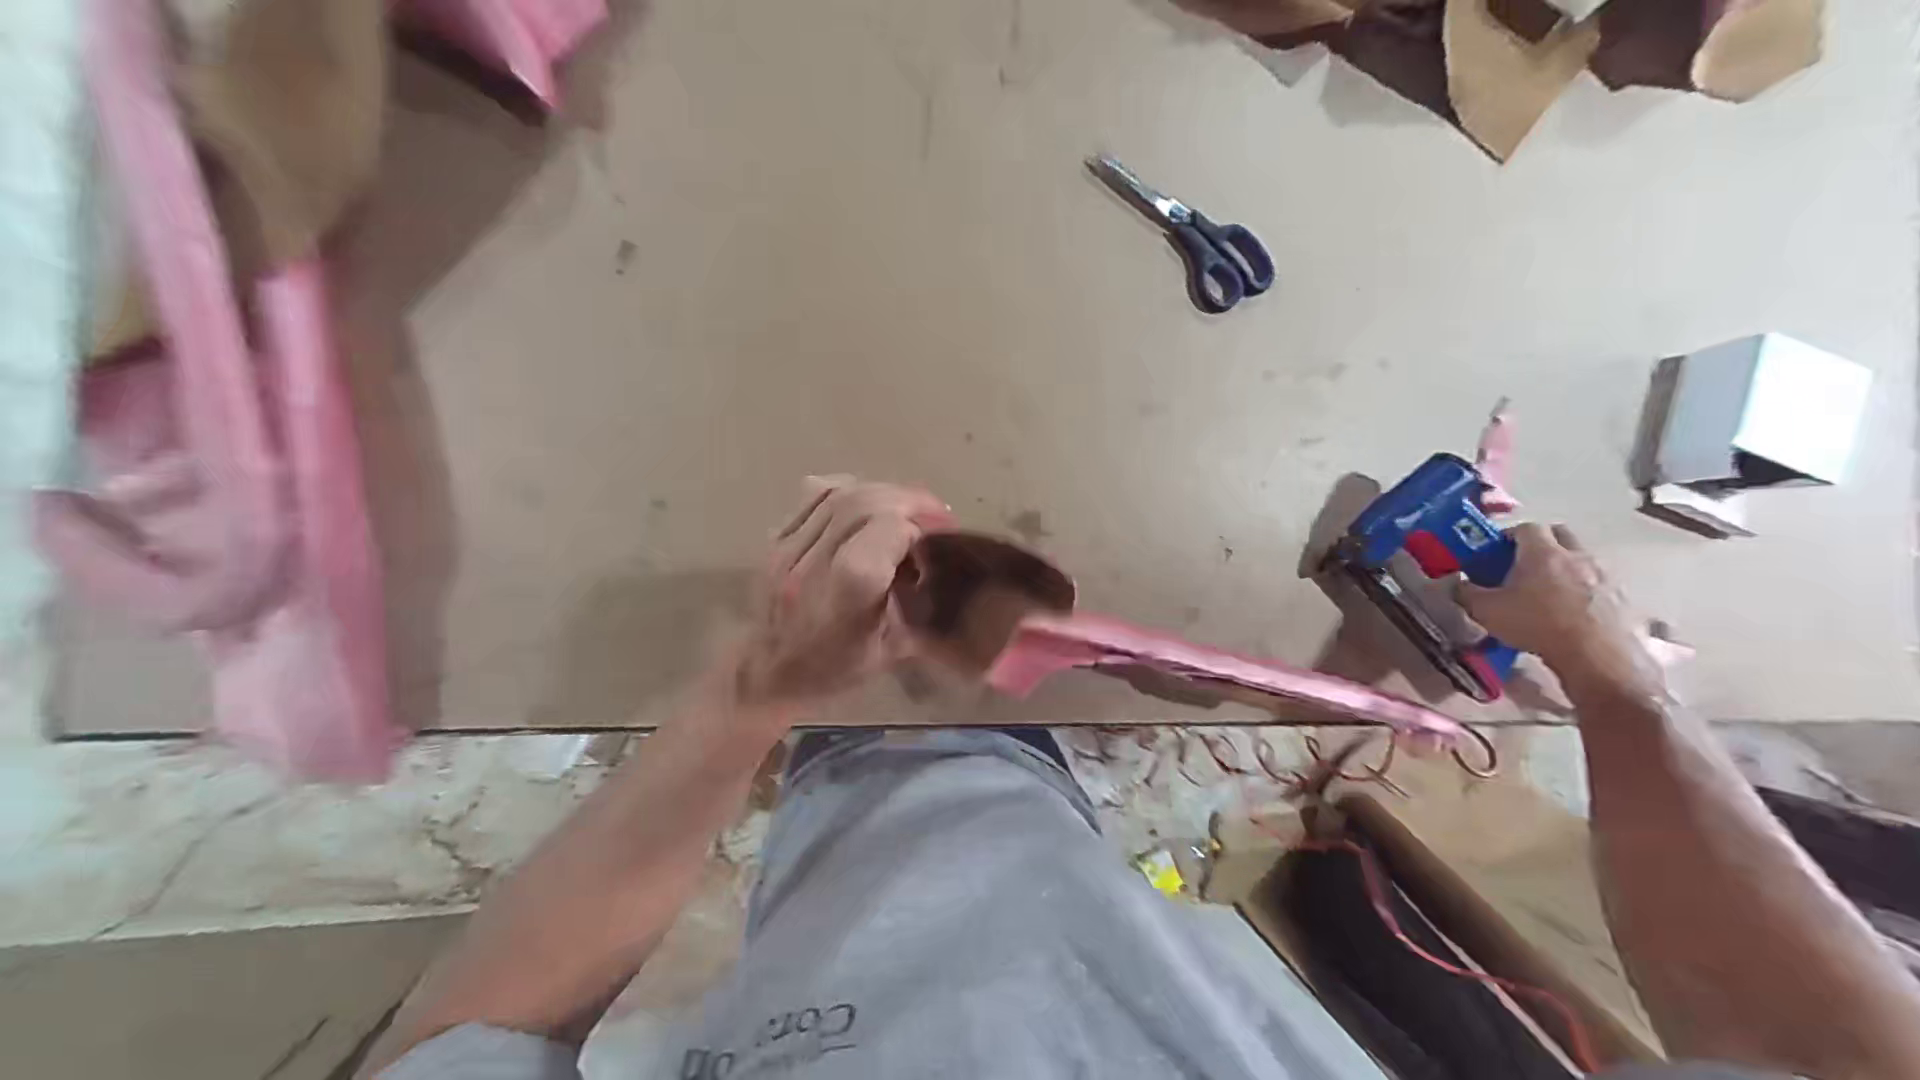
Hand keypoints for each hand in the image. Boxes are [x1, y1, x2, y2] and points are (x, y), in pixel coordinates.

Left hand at [732, 476, 951, 712]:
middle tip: (933, 513)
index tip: (939, 535)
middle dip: (907, 500)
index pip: (886, 530)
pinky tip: (868, 504)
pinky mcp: (773, 541)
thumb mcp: (892, 649)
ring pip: (839, 494)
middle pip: (863, 504)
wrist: (770, 675)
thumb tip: (946, 561)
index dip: (919, 524)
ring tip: (905, 506)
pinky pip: (814, 495)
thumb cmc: (837, 669)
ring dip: (881, 492)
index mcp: (846, 597)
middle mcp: (812, 566)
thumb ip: (918, 604)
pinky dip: (849, 490)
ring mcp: (786, 550)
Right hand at [1459, 523, 1662, 697]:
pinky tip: (1573, 610)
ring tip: (1549, 590)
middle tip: (1523, 563)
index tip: (1496, 551)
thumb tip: (1457, 584)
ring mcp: (1605, 574)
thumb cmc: (1536, 624)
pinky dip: (1585, 588)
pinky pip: (1599, 582)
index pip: (1526, 527)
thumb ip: (1466, 593)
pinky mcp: (1623, 595)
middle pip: (1560, 533)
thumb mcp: (1486, 610)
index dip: (1509, 535)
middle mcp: (1577, 555)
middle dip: (1542, 542)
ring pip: (1582, 557)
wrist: (1597, 655)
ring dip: (1565, 565)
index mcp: (1542, 552)